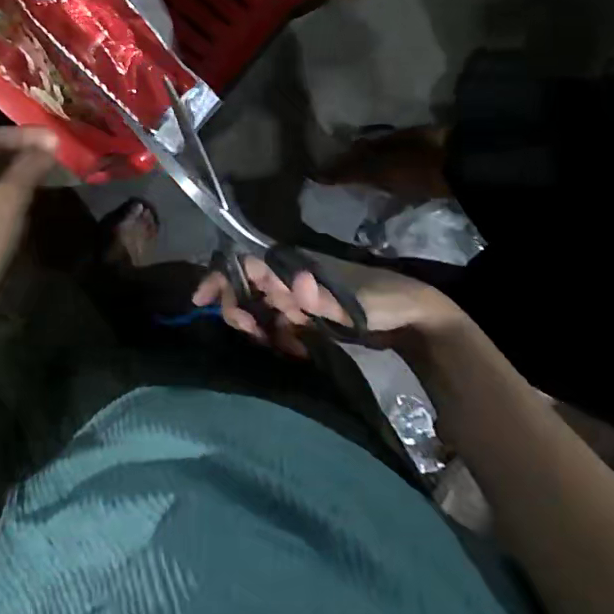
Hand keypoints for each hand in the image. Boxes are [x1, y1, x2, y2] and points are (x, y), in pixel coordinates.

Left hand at [0, 126, 58, 308]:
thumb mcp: (9, 200)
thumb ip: (30, 166)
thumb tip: (52, 142)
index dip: (26, 134)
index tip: (58, 138)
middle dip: (24, 149)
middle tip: (58, 152)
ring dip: (21, 168)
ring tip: (53, 169)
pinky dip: (13, 186)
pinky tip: (34, 192)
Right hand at [191, 253, 470, 357]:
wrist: (413, 318)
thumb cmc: (384, 301)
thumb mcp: (354, 302)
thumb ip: (321, 297)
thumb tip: (291, 281)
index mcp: (298, 265)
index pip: (247, 263)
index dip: (221, 276)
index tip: (200, 299)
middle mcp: (293, 277)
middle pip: (248, 287)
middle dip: (238, 309)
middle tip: (249, 333)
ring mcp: (301, 298)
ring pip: (262, 310)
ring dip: (259, 329)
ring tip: (276, 346)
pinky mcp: (309, 316)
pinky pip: (282, 326)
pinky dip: (280, 339)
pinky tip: (294, 351)